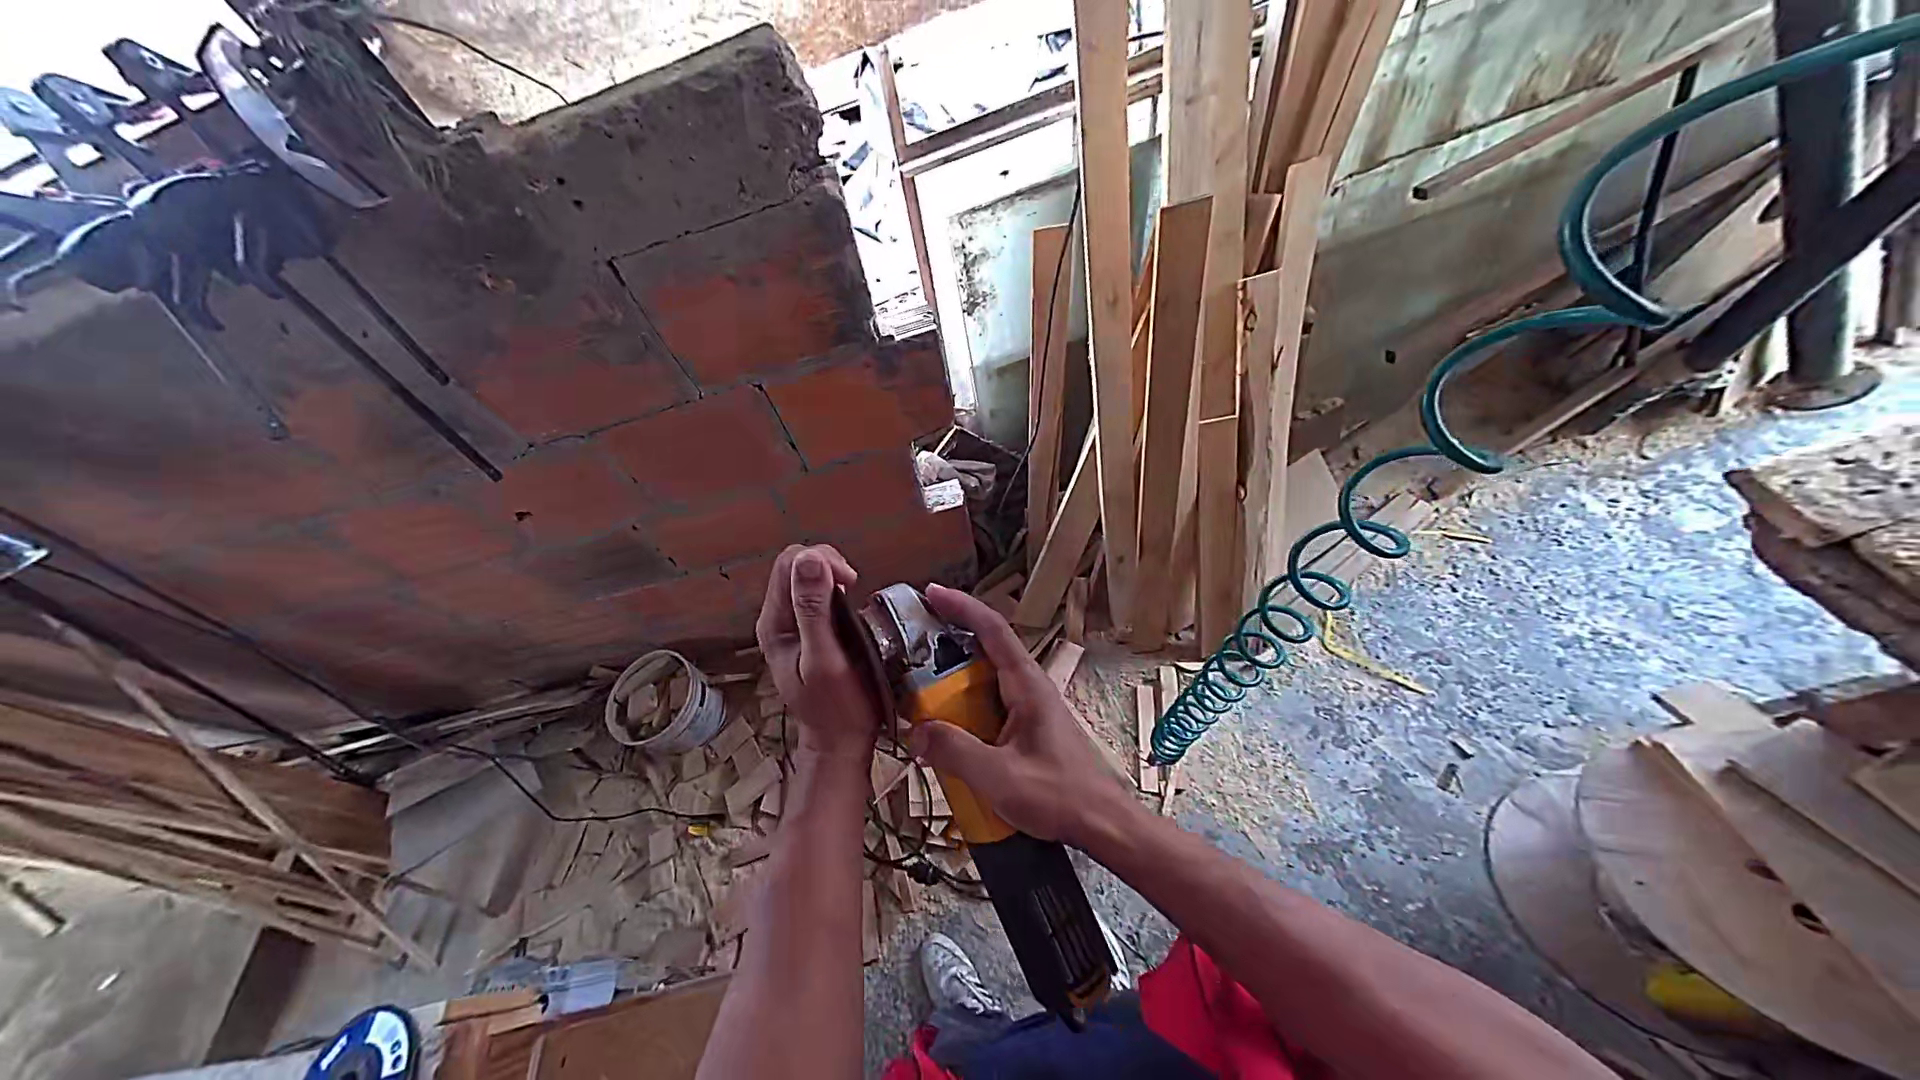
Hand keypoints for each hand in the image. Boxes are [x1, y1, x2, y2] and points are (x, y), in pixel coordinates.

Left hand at [755, 544, 881, 765]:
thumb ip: (813, 611)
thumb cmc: (836, 707)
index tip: (849, 584)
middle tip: (852, 589)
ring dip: (835, 578)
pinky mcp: (812, 628)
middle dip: (829, 565)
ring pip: (811, 576)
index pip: (790, 563)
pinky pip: (822, 593)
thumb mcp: (824, 660)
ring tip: (853, 601)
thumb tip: (811, 559)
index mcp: (775, 623)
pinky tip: (851, 610)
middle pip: (798, 564)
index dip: (822, 562)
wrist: (840, 740)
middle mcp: (779, 617)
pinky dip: (839, 592)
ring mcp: (795, 623)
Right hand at [906, 584, 1141, 849]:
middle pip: (985, 650)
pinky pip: (989, 704)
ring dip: (953, 679)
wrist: (1102, 823)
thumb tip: (917, 731)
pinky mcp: (1027, 727)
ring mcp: (1029, 707)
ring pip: (985, 679)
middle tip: (910, 646)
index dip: (962, 607)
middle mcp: (1029, 687)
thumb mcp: (1000, 778)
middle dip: (948, 642)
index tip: (931, 593)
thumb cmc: (1060, 796)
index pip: (993, 630)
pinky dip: (964, 706)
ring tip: (918, 688)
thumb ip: (955, 752)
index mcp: (1027, 685)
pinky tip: (946, 728)